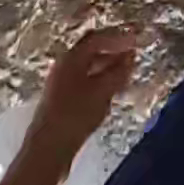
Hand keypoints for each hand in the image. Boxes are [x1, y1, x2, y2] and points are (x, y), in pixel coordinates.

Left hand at [29, 25, 140, 153]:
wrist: (48, 148)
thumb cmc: (74, 115)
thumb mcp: (100, 93)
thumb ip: (117, 73)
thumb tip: (130, 57)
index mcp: (71, 57)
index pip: (95, 39)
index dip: (116, 37)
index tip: (135, 38)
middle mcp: (65, 65)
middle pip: (91, 51)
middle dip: (113, 50)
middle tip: (133, 52)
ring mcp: (62, 81)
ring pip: (88, 67)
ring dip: (107, 65)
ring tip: (127, 70)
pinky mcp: (63, 99)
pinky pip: (86, 80)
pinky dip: (101, 79)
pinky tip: (111, 90)